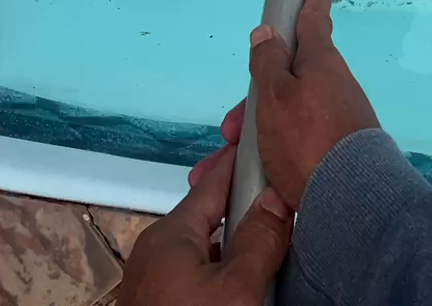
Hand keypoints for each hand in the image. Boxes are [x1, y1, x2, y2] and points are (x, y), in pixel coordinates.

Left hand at [117, 144, 291, 305]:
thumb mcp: (238, 291)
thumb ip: (260, 240)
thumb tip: (276, 195)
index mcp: (170, 233)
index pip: (212, 181)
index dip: (239, 160)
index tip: (262, 140)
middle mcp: (157, 251)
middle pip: (208, 215)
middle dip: (241, 204)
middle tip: (277, 193)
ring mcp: (154, 284)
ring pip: (204, 249)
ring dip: (234, 242)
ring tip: (270, 234)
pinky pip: (196, 276)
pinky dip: (222, 270)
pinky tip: (247, 278)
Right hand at [247, 0, 381, 207]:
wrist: (353, 205)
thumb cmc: (308, 138)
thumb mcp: (275, 96)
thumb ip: (267, 62)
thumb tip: (267, 33)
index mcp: (321, 62)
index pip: (315, 21)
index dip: (311, 2)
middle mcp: (333, 87)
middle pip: (289, 79)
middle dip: (254, 101)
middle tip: (228, 130)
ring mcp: (338, 121)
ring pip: (287, 116)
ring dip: (255, 135)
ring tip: (225, 168)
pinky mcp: (337, 154)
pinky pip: (296, 145)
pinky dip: (271, 156)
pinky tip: (251, 181)